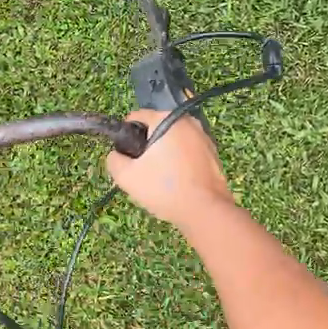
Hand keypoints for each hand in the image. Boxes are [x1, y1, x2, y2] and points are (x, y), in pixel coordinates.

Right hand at [105, 109, 236, 226]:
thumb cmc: (165, 189)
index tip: (128, 157)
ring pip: (173, 142)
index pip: (137, 117)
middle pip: (157, 129)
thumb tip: (116, 154)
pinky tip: (178, 183)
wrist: (206, 211)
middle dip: (147, 147)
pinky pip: (188, 152)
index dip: (127, 136)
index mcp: (167, 120)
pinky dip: (180, 162)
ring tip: (161, 180)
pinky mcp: (213, 153)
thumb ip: (114, 160)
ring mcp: (204, 137)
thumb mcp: (127, 177)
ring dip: (164, 155)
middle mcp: (188, 122)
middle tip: (143, 171)